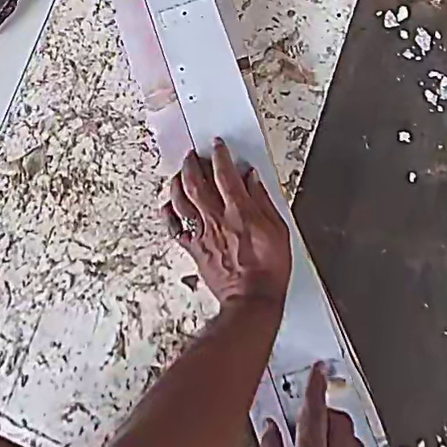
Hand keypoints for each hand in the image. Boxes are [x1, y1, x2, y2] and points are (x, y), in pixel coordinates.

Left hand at [161, 139, 292, 306]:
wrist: (252, 299)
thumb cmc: (269, 270)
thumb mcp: (279, 230)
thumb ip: (263, 201)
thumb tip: (252, 179)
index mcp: (239, 211)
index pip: (224, 174)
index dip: (219, 156)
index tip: (217, 146)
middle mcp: (216, 218)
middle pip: (196, 182)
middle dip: (192, 164)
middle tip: (192, 155)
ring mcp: (202, 233)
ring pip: (180, 200)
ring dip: (177, 183)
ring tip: (179, 174)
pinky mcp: (193, 248)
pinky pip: (174, 227)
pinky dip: (168, 213)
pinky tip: (167, 206)